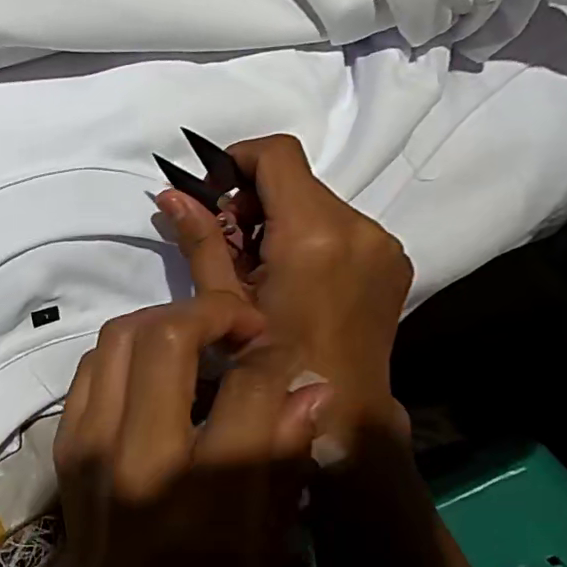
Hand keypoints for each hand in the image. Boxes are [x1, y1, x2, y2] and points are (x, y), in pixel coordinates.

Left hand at [49, 290, 327, 566]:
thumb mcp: (267, 538)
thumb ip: (287, 453)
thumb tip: (313, 386)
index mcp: (205, 493)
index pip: (246, 388)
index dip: (273, 356)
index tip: (282, 352)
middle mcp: (141, 455)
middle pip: (168, 337)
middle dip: (214, 312)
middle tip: (243, 325)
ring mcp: (92, 442)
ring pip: (123, 334)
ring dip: (169, 317)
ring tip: (202, 334)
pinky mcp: (67, 437)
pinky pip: (96, 360)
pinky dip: (133, 345)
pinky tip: (159, 362)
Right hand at [155, 134, 412, 460]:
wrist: (343, 412)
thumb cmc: (273, 364)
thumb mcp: (227, 301)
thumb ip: (202, 241)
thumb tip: (172, 196)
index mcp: (314, 234)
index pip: (278, 153)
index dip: (240, 160)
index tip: (218, 193)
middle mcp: (359, 227)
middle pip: (299, 181)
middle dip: (259, 200)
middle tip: (236, 243)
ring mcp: (383, 244)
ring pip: (321, 204)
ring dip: (287, 221)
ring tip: (268, 268)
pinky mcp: (394, 261)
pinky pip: (345, 228)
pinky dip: (315, 239)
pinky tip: (300, 280)